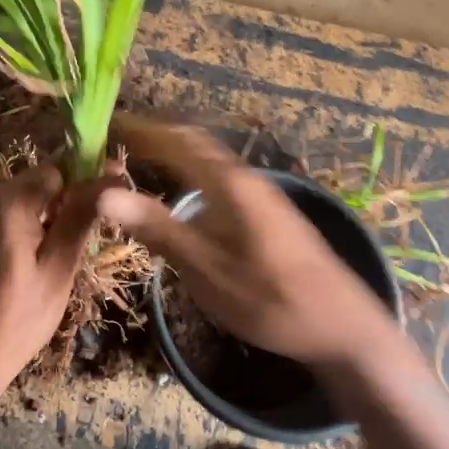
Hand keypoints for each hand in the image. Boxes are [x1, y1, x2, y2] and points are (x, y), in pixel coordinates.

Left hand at [0, 164, 104, 448]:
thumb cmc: (17, 318)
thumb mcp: (58, 269)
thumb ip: (81, 217)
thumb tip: (112, 174)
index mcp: (11, 200)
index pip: (60, 167)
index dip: (89, 178)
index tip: (117, 196)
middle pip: (45, 179)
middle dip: (73, 198)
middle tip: (97, 233)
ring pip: (33, 195)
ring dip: (56, 214)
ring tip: (75, 250)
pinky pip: (17, 210)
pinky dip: (37, 224)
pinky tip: (50, 254)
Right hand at [98, 125, 393, 367]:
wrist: (345, 325)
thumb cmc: (271, 298)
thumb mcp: (207, 270)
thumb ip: (157, 228)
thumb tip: (103, 193)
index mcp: (227, 181)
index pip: (173, 139)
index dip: (136, 129)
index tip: (103, 123)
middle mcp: (243, 175)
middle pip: (191, 140)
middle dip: (152, 133)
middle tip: (115, 135)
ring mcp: (258, 190)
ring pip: (206, 155)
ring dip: (171, 147)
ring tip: (138, 153)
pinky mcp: (265, 208)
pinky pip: (216, 171)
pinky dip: (188, 165)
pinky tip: (179, 185)